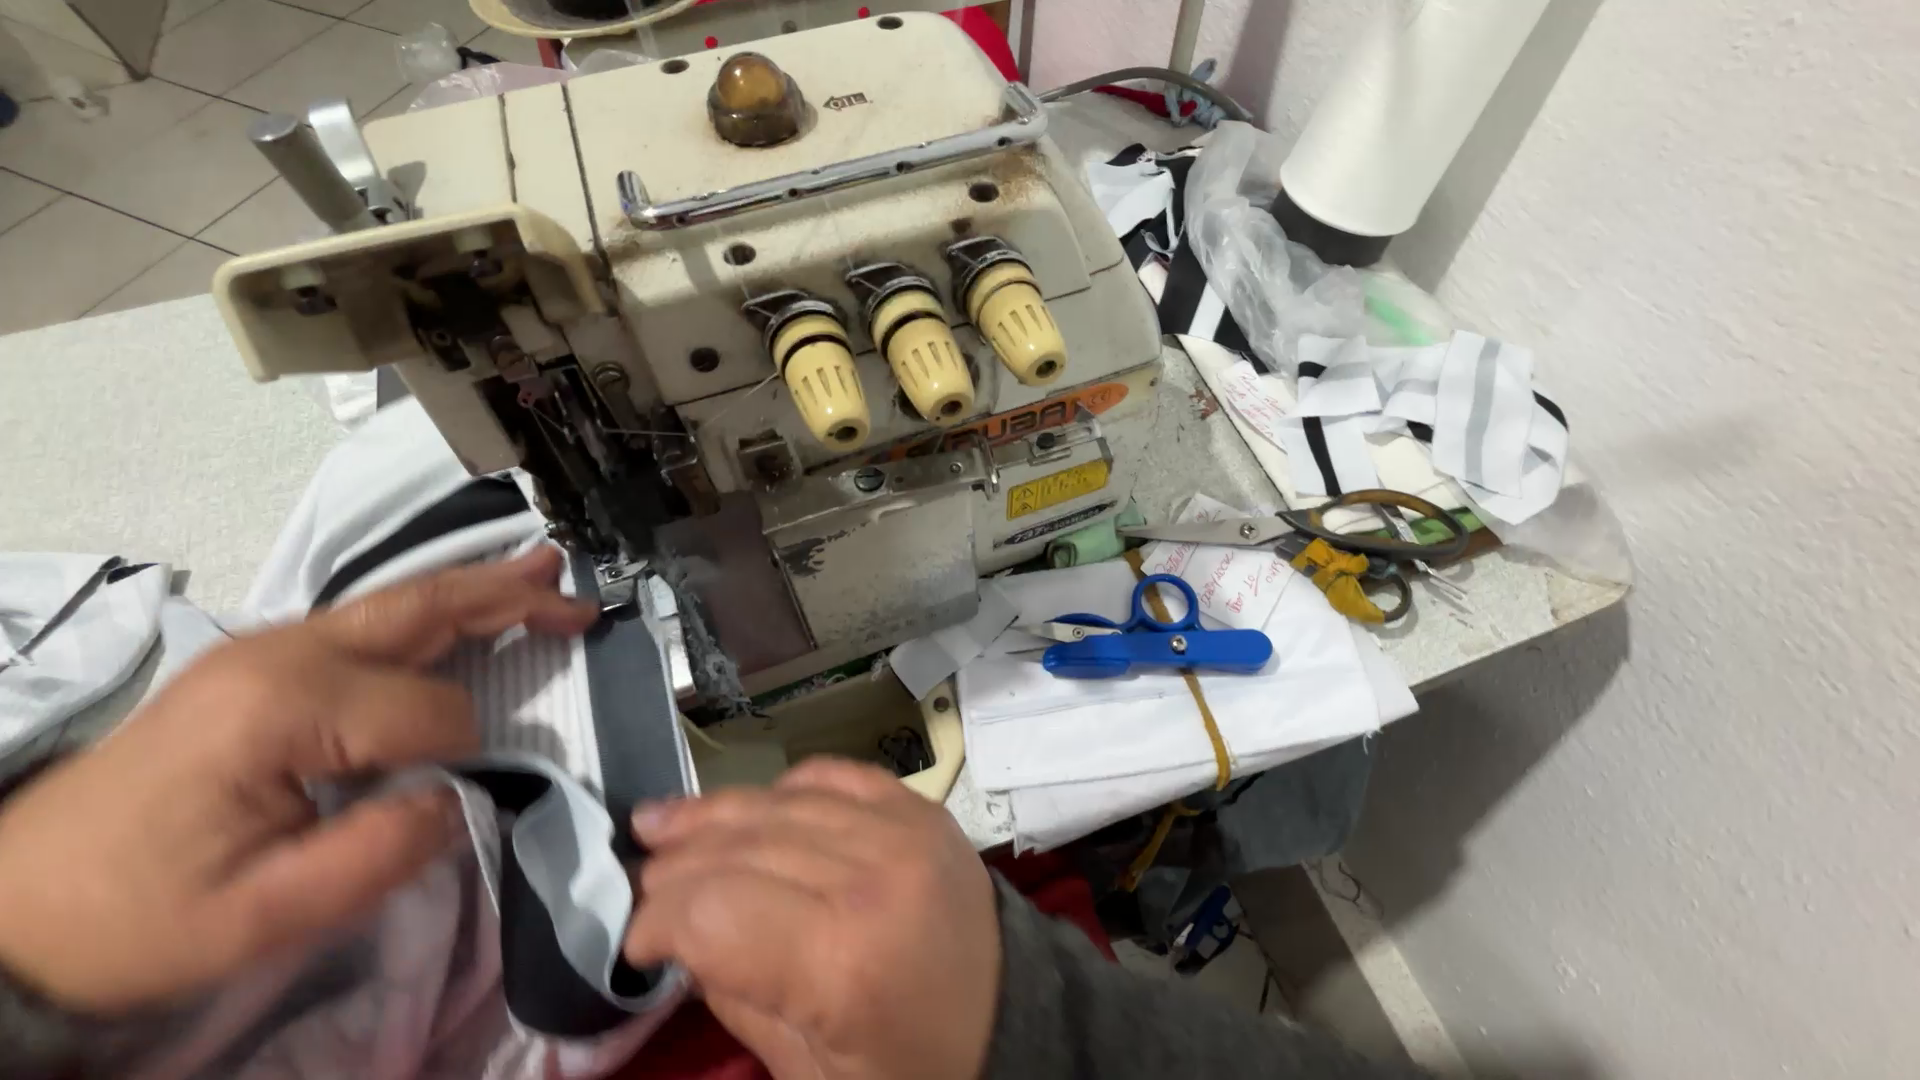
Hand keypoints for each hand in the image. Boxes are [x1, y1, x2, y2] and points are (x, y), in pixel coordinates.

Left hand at [0, 548, 597, 1013]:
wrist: (8, 913)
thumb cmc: (135, 919)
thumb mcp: (263, 916)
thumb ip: (385, 851)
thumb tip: (462, 794)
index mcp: (283, 709)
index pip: (431, 714)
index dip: (460, 757)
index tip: (445, 802)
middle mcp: (281, 655)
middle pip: (424, 611)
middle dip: (510, 601)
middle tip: (580, 601)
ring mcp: (269, 648)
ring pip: (403, 602)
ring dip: (483, 590)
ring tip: (546, 573)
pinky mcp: (265, 661)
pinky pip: (374, 618)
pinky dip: (440, 605)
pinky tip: (473, 599)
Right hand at [625, 759, 1000, 1079]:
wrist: (1013, 1017)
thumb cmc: (911, 1065)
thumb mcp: (811, 1069)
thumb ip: (738, 993)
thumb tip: (685, 934)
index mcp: (842, 960)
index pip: (714, 909)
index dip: (656, 919)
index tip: (633, 941)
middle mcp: (870, 875)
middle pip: (739, 847)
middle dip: (673, 867)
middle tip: (634, 883)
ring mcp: (901, 828)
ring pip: (778, 803)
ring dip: (711, 814)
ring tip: (658, 822)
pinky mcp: (919, 807)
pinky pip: (832, 777)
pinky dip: (783, 789)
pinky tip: (750, 805)